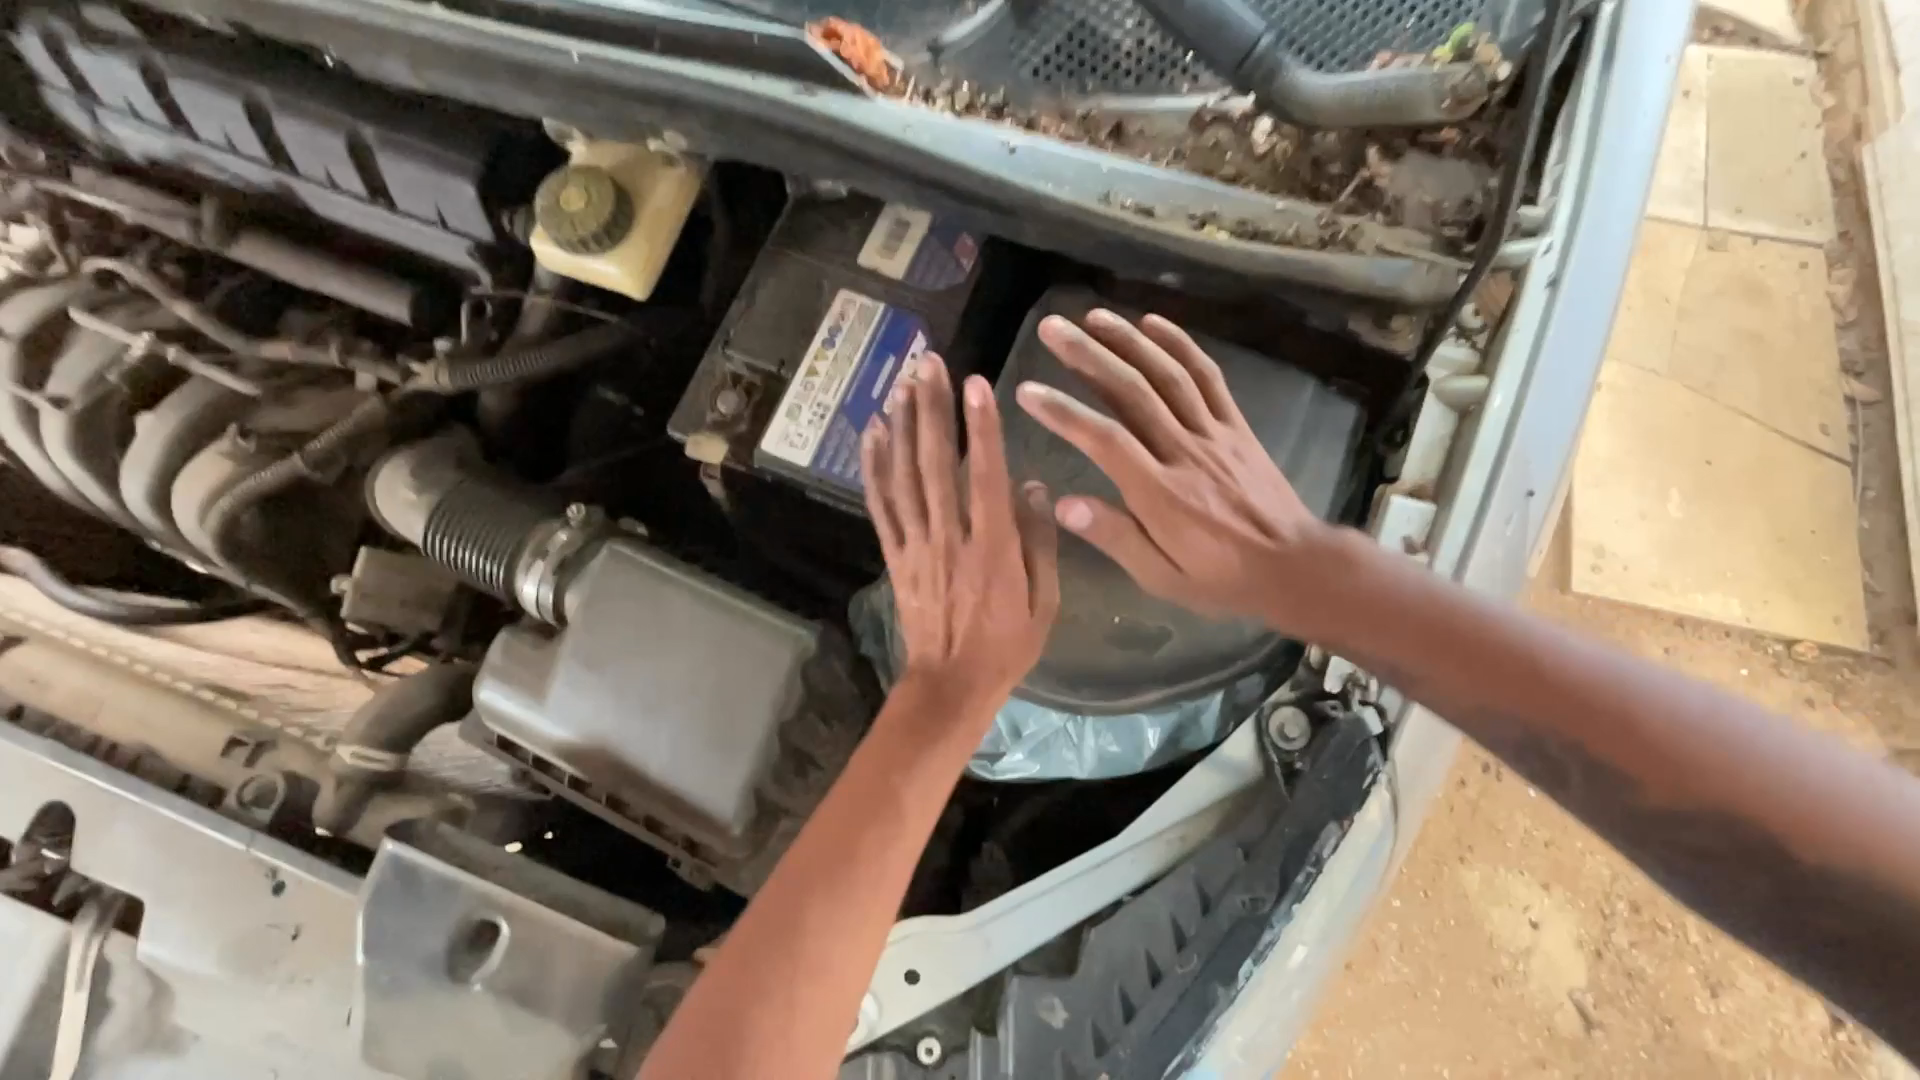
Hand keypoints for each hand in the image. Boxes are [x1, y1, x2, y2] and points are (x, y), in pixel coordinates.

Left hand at [862, 354, 1060, 715]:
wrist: (951, 684)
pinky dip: (874, 468)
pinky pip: (881, 506)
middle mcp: (950, 537)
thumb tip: (1033, 485)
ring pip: (905, 476)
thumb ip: (1040, 542)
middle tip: (929, 364)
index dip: (982, 427)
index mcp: (993, 547)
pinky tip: (872, 433)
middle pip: (938, 464)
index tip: (976, 383)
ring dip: (903, 426)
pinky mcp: (895, 556)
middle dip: (933, 409)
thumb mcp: (1044, 601)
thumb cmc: (1007, 645)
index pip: (987, 476)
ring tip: (902, 383)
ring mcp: (917, 545)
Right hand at [1014, 309, 1337, 636]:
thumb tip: (1063, 505)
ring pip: (1167, 375)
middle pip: (1132, 392)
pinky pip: (1208, 377)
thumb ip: (1114, 537)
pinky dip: (1181, 345)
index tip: (1027, 391)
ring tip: (1093, 316)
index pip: (1104, 440)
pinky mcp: (1236, 426)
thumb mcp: (1162, 576)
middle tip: (1052, 329)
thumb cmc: (1221, 578)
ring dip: (1128, 340)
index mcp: (1160, 493)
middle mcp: (1184, 452)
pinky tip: (1154, 322)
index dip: (1064, 412)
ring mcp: (1214, 433)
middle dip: (1088, 355)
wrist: (1295, 567)